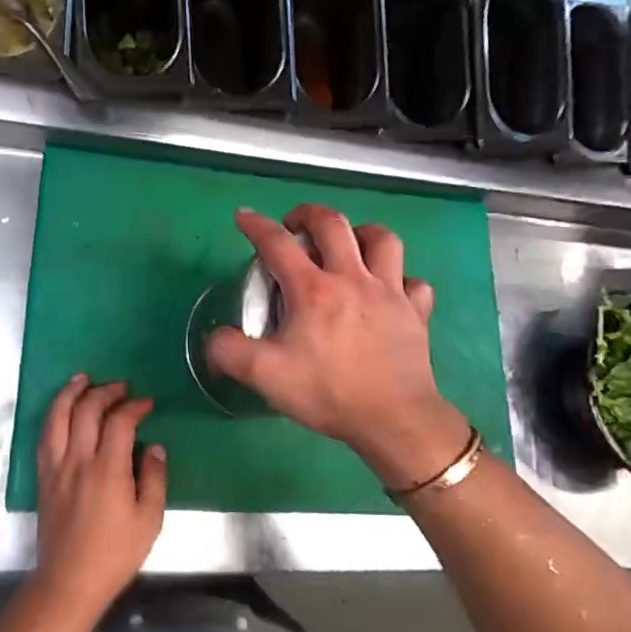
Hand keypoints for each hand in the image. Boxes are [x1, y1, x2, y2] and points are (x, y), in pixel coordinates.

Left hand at [33, 374, 166, 612]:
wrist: (69, 580)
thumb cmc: (115, 553)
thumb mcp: (149, 519)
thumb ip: (154, 477)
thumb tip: (153, 447)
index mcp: (107, 470)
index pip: (119, 421)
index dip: (134, 406)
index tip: (147, 403)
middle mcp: (77, 461)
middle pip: (86, 410)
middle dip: (106, 392)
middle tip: (123, 388)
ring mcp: (55, 468)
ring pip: (57, 417)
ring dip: (71, 393)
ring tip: (83, 379)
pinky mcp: (43, 477)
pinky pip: (44, 436)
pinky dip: (53, 415)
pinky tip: (62, 409)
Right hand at [207, 205, 469, 489]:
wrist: (393, 418)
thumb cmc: (328, 392)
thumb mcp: (265, 375)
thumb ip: (229, 351)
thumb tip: (214, 338)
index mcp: (314, 290)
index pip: (278, 243)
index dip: (256, 225)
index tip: (244, 217)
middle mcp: (353, 279)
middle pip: (334, 224)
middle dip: (309, 214)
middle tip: (296, 224)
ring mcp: (391, 292)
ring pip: (383, 240)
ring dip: (362, 233)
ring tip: (349, 245)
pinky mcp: (416, 312)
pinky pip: (414, 282)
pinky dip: (401, 280)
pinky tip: (390, 292)